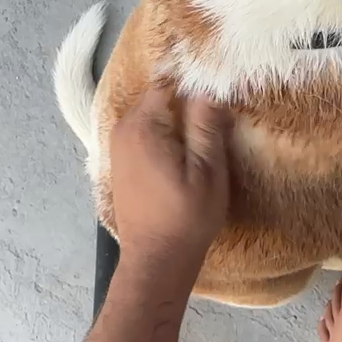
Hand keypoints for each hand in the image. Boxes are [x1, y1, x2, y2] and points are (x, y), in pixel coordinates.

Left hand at [108, 81, 230, 272]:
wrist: (156, 260)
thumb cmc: (186, 219)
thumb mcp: (207, 171)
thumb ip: (206, 125)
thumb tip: (210, 87)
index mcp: (144, 126)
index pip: (169, 82)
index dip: (197, 84)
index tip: (222, 94)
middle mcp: (123, 129)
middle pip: (160, 97)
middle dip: (189, 102)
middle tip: (220, 118)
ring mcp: (119, 146)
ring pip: (154, 115)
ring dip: (179, 121)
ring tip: (207, 136)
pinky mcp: (123, 161)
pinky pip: (147, 133)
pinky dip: (167, 135)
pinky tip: (187, 154)